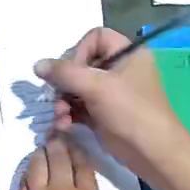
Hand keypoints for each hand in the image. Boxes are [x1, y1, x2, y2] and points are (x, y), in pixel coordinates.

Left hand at [4, 136, 113, 189]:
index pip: (85, 167)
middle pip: (60, 160)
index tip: (80, 143)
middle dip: (61, 144)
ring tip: (45, 146)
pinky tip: (31, 169)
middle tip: (60, 133)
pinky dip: (29, 171)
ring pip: (38, 166)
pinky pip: (24, 183)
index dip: (82, 152)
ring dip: (43, 152)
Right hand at [35, 27, 189, 181]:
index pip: (95, 37)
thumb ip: (65, 73)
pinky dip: (69, 114)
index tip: (72, 71)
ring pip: (77, 88)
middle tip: (57, 97)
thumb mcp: (97, 87)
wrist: (152, 152)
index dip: (79, 51)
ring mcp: (111, 94)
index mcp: (127, 54)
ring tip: (60, 116)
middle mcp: (119, 70)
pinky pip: (79, 107)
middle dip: (64, 82)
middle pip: (81, 64)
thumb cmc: (131, 111)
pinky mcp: (104, 114)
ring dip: (63, 101)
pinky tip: (62, 125)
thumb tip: (37, 64)